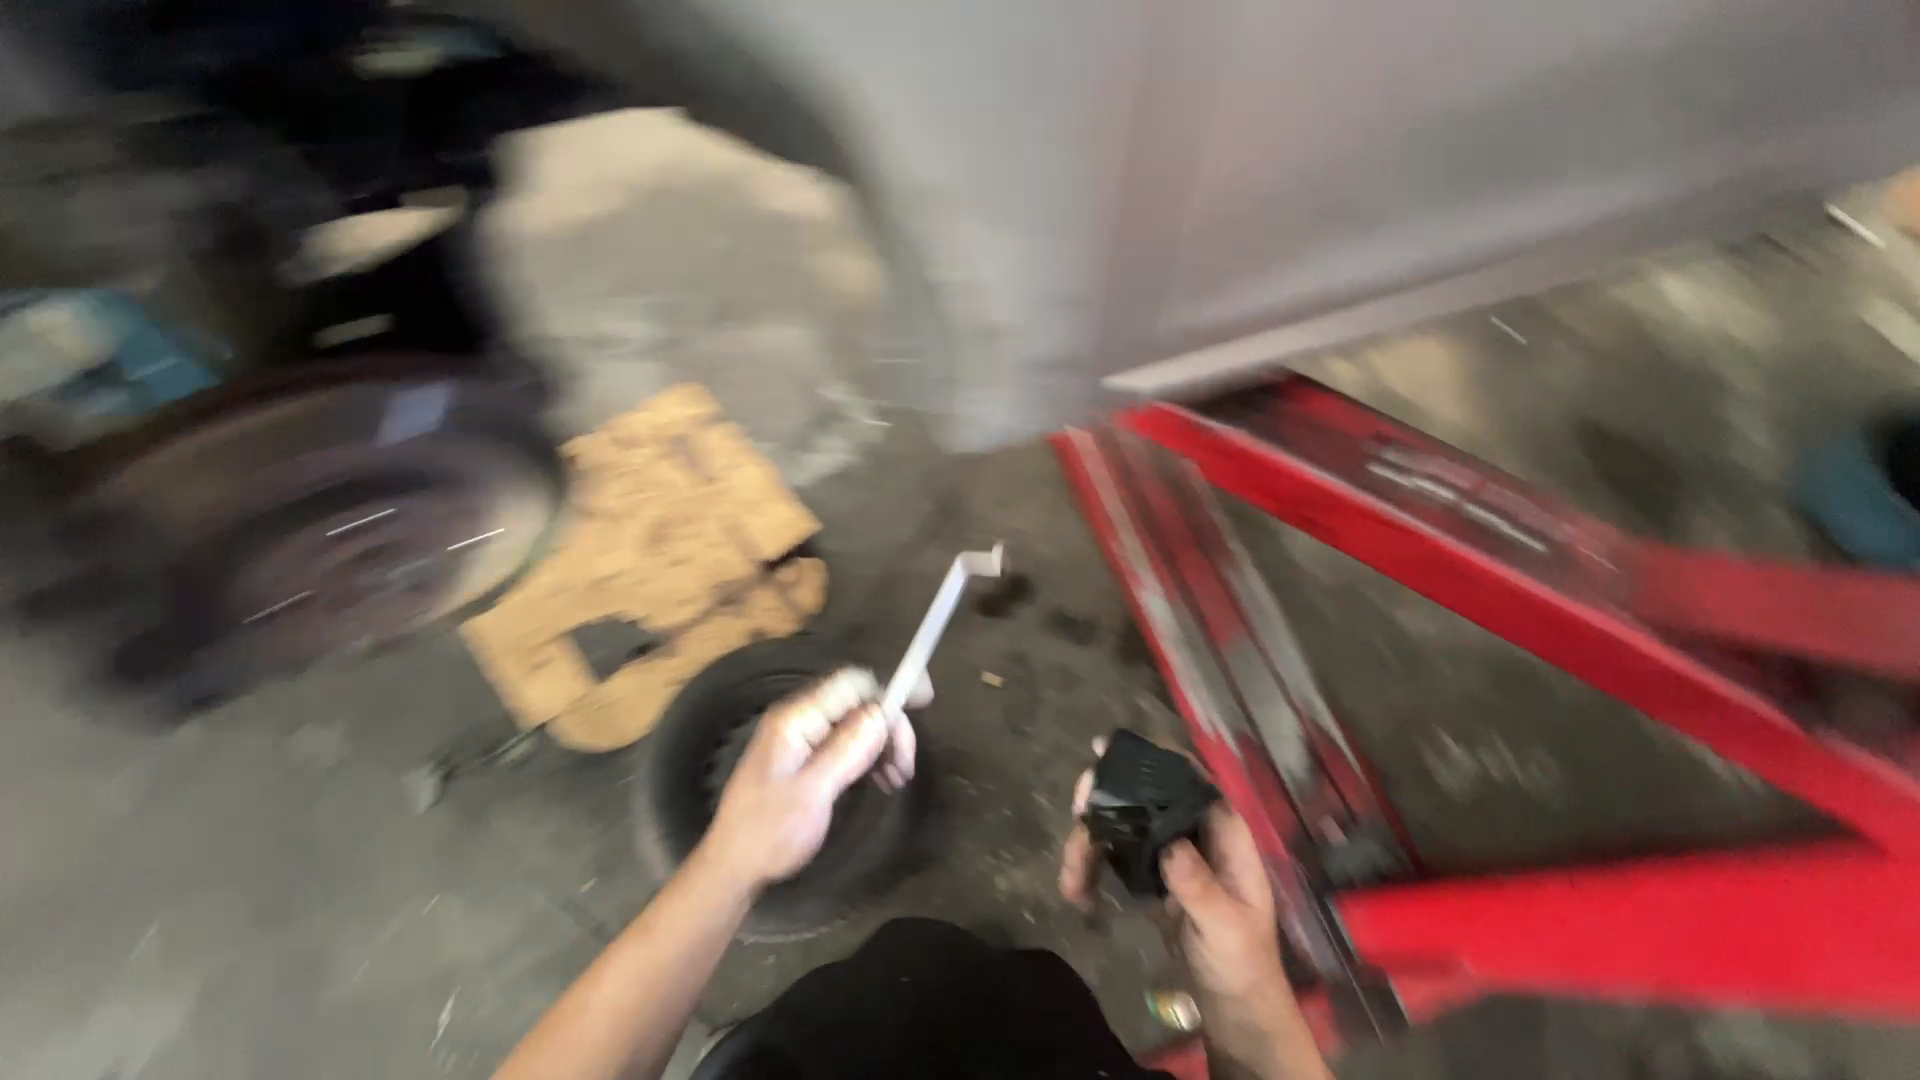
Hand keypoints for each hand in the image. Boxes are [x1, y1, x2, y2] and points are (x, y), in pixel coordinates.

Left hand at [696, 667, 900, 892]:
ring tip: (897, 780)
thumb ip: (847, 750)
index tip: (923, 703)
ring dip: (882, 745)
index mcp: (796, 720)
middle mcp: (800, 720)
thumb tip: (884, 713)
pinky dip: (869, 758)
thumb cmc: (768, 834)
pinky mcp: (807, 759)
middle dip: (888, 728)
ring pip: (857, 725)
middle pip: (858, 704)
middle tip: (906, 767)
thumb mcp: (812, 794)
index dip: (888, 688)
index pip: (851, 683)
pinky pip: (847, 744)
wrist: (732, 869)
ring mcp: (803, 739)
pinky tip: (882, 781)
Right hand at [1059, 739, 1312, 1079]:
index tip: (1108, 749)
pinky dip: (1088, 869)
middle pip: (1142, 794)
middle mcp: (1191, 831)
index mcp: (1221, 831)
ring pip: (1118, 824)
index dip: (1152, 757)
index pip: (1188, 778)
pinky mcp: (1146, 873)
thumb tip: (1169, 845)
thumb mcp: (1227, 926)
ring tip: (1069, 881)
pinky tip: (1076, 894)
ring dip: (1087, 844)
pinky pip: (1110, 855)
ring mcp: (1166, 850)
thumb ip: (1199, 885)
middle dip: (1105, 797)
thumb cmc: (1243, 959)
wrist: (1234, 1004)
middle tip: (1077, 808)